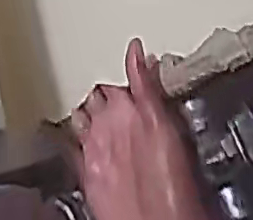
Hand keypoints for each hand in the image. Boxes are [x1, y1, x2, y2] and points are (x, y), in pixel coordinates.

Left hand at [70, 39, 212, 219]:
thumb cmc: (176, 198)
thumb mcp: (177, 140)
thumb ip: (161, 103)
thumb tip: (153, 76)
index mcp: (142, 109)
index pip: (135, 72)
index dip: (135, 64)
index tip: (135, 55)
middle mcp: (114, 120)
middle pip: (105, 92)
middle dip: (113, 95)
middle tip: (122, 102)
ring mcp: (96, 143)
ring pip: (86, 110)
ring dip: (94, 112)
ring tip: (101, 117)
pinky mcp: (86, 167)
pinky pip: (75, 138)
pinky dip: (80, 133)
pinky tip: (83, 137)